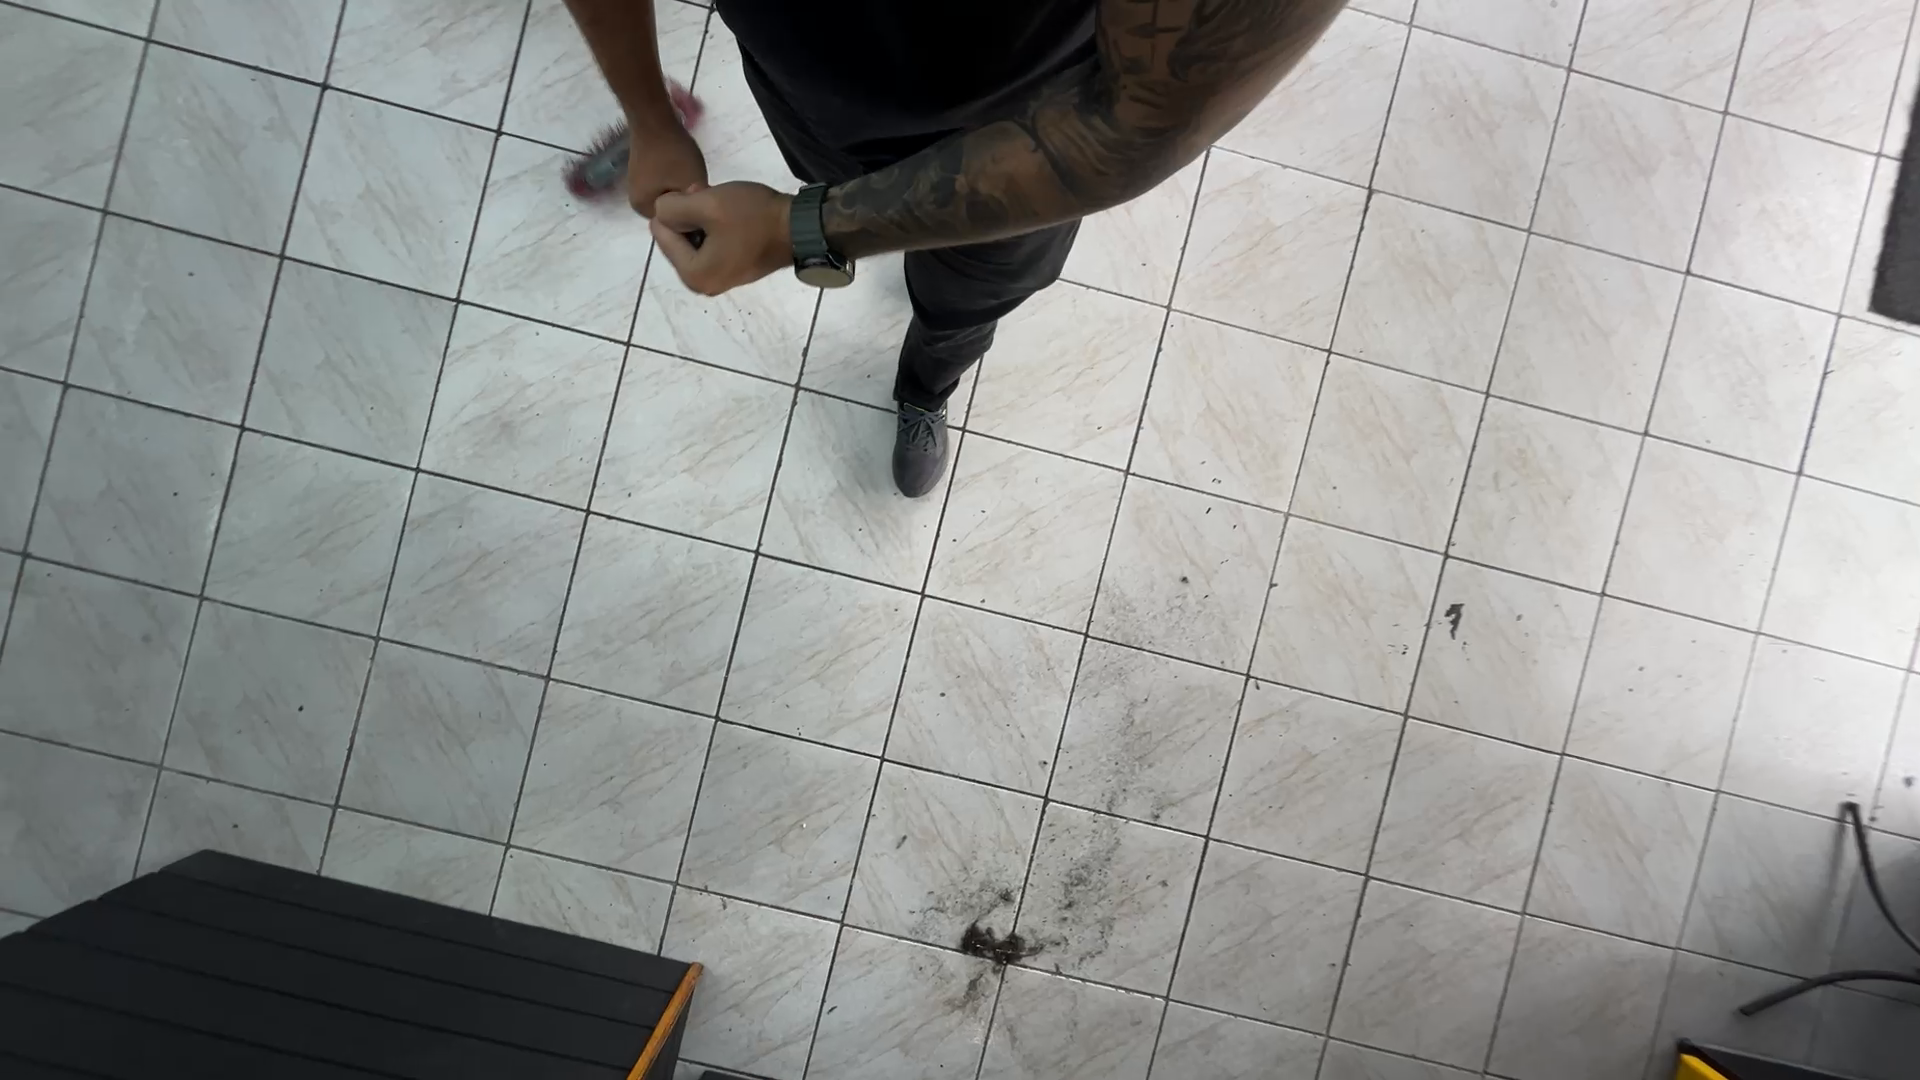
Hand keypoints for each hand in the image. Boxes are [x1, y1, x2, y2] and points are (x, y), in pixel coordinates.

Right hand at [626, 116, 705, 217]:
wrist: (654, 116)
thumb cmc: (673, 153)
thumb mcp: (693, 185)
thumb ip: (699, 208)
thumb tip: (709, 222)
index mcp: (643, 209)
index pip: (675, 229)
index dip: (694, 223)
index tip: (709, 212)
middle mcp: (637, 203)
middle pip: (674, 216)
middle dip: (690, 209)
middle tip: (708, 198)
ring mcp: (641, 187)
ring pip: (673, 201)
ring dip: (687, 196)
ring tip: (701, 187)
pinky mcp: (647, 174)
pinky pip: (669, 188)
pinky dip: (681, 185)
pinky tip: (692, 178)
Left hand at [652, 182, 792, 295]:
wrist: (798, 229)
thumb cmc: (753, 218)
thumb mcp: (706, 204)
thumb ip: (671, 207)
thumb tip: (661, 214)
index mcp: (694, 275)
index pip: (661, 231)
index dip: (676, 206)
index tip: (700, 196)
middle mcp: (704, 285)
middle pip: (676, 239)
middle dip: (687, 215)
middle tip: (707, 195)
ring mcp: (720, 280)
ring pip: (693, 240)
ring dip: (700, 217)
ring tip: (718, 201)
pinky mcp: (734, 270)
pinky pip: (711, 246)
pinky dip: (713, 228)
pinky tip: (727, 214)